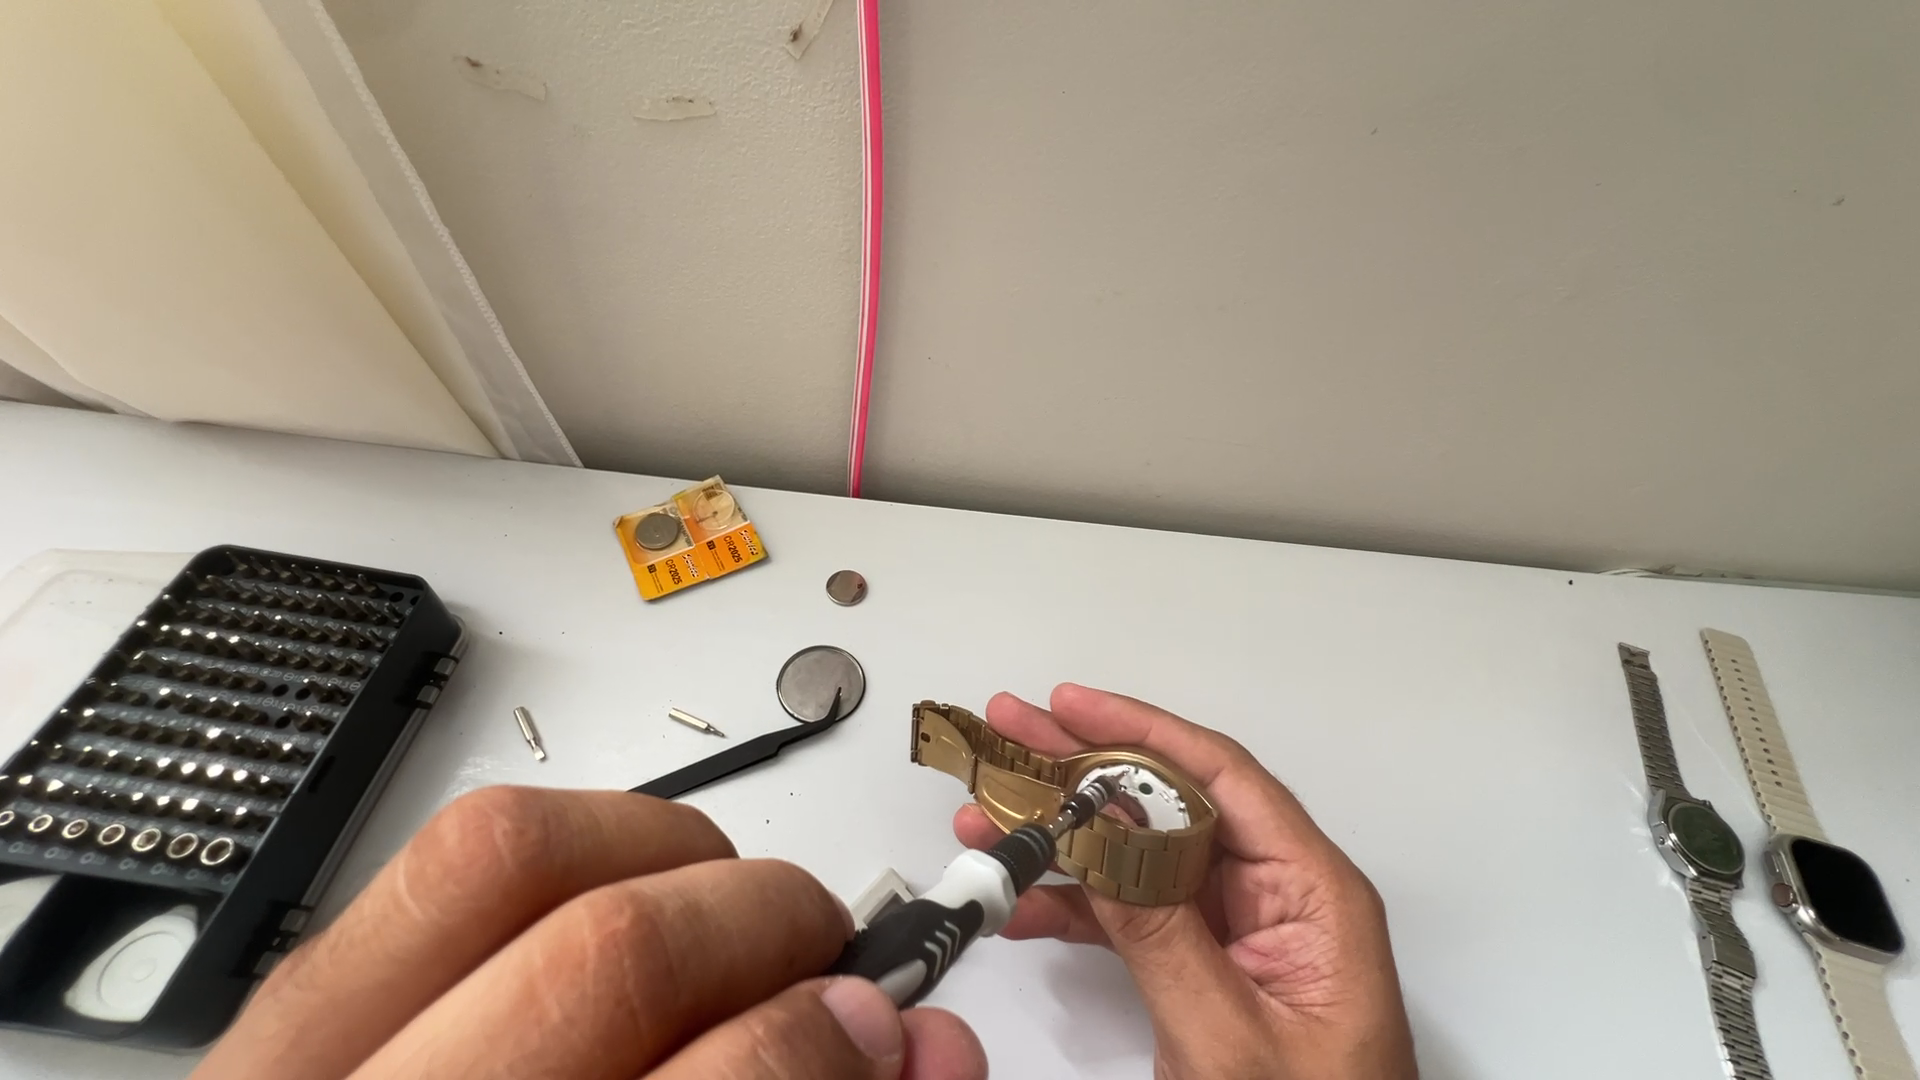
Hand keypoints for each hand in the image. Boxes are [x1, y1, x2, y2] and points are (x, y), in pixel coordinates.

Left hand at [195, 787, 985, 1079]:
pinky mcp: (288, 1005)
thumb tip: (933, 1047)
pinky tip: (639, 892)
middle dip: (769, 926)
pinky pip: (460, 853)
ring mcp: (285, 1065)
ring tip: (734, 911)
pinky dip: (590, 838)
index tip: (882, 1027)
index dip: (805, 1050)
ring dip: (675, 856)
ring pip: (514, 850)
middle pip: (605, 957)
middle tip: (827, 954)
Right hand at [954, 684, 1416, 1078]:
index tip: (1067, 704)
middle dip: (1082, 763)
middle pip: (1167, 797)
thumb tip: (1102, 824)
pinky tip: (1016, 902)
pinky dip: (1071, 903)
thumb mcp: (1228, 1038)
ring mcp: (1229, 919)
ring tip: (986, 813)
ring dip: (1060, 833)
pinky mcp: (1197, 954)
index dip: (1139, 729)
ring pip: (1134, 848)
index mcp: (1307, 887)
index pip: (1219, 775)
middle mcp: (1269, 885)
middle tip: (1010, 729)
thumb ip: (1161, 928)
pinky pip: (1127, 909)